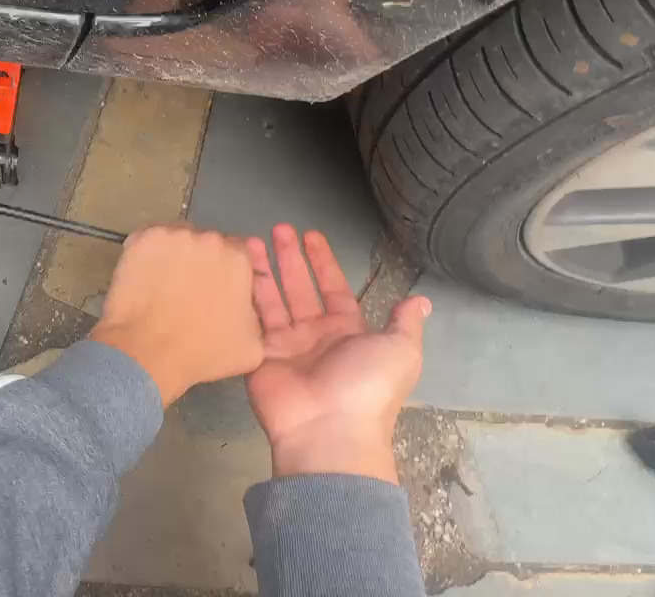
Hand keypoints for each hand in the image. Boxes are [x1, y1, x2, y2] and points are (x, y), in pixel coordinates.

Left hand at [88, 224, 263, 407]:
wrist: (149, 350)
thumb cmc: (203, 350)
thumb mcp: (253, 342)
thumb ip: (255, 311)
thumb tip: (246, 300)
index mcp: (237, 258)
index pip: (239, 252)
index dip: (229, 269)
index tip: (218, 285)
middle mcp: (207, 238)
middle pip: (208, 242)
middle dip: (203, 260)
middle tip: (190, 285)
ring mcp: (171, 235)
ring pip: (179, 238)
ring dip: (177, 253)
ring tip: (165, 280)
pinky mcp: (141, 238)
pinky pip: (150, 238)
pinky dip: (150, 251)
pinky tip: (146, 272)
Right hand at [246, 223, 430, 484]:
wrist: (327, 427)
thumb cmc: (366, 385)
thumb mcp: (399, 351)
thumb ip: (404, 323)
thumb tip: (422, 300)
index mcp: (346, 330)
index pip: (332, 287)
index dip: (322, 261)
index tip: (310, 234)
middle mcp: (314, 333)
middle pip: (298, 287)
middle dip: (289, 257)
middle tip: (276, 228)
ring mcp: (284, 343)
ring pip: (271, 297)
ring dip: (261, 269)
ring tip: (248, 241)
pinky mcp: (258, 353)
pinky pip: (250, 319)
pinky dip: (242, 296)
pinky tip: (232, 273)